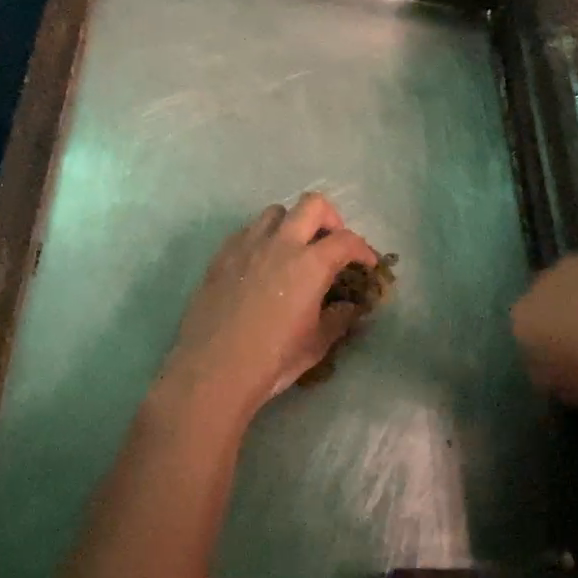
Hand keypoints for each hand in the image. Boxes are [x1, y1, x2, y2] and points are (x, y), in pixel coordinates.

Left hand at [161, 193, 378, 415]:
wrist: (212, 372)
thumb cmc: (272, 360)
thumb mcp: (316, 344)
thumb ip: (338, 319)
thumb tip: (349, 308)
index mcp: (311, 264)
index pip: (347, 240)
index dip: (363, 249)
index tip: (366, 263)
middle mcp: (281, 243)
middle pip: (313, 205)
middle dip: (330, 219)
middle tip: (330, 244)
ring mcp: (248, 245)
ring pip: (276, 212)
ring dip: (292, 224)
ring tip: (293, 250)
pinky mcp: (221, 256)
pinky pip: (247, 231)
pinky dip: (261, 239)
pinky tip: (260, 264)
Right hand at [511, 250, 577, 406]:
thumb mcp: (574, 392)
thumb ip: (554, 379)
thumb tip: (552, 371)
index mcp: (523, 321)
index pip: (526, 341)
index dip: (546, 355)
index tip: (567, 369)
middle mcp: (539, 285)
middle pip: (547, 306)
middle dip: (562, 322)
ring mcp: (571, 264)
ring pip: (572, 287)